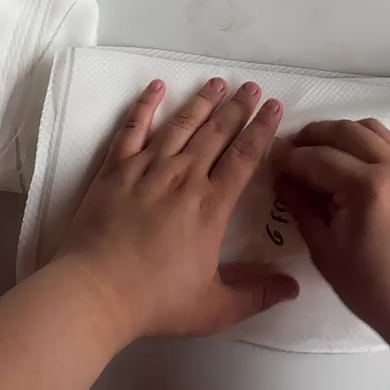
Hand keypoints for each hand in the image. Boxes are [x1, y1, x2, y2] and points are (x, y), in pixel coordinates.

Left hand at [52, 77, 298, 341]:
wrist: (95, 292)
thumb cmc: (155, 301)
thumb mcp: (213, 308)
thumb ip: (255, 294)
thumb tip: (294, 287)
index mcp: (210, 207)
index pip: (244, 158)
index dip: (261, 130)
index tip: (273, 106)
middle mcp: (183, 177)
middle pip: (216, 133)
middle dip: (237, 107)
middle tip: (250, 86)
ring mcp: (148, 168)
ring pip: (181, 124)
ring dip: (201, 101)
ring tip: (217, 81)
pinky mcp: (117, 167)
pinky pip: (133, 128)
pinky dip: (145, 105)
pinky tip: (157, 86)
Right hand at [274, 118, 389, 340]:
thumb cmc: (375, 290)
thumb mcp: (326, 252)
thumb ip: (302, 207)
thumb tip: (281, 177)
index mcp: (366, 188)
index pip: (317, 157)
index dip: (289, 157)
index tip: (269, 160)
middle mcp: (389, 167)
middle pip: (342, 131)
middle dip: (310, 136)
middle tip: (288, 152)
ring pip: (366, 127)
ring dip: (336, 132)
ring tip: (316, 151)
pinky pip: (385, 139)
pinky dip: (361, 137)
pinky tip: (345, 157)